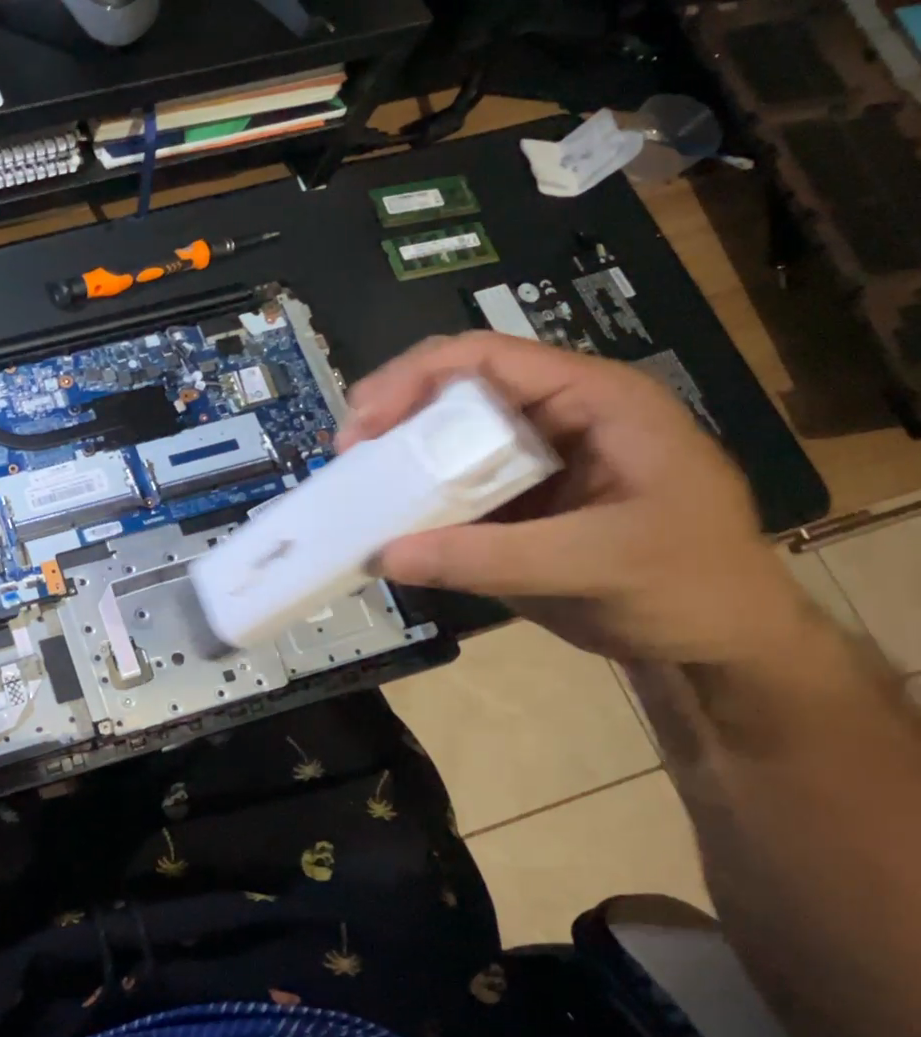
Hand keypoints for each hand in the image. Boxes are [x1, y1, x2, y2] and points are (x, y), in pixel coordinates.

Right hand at [335, 332, 808, 663]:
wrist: (722, 645)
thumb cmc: (691, 586)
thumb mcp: (597, 564)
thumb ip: (490, 557)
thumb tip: (383, 555)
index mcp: (594, 401)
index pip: (488, 359)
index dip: (414, 379)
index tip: (361, 424)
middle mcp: (555, 419)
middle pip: (454, 392)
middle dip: (392, 417)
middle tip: (345, 457)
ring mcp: (530, 463)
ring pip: (444, 442)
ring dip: (396, 463)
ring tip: (352, 492)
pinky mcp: (512, 505)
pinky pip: (447, 491)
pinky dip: (411, 504)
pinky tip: (381, 524)